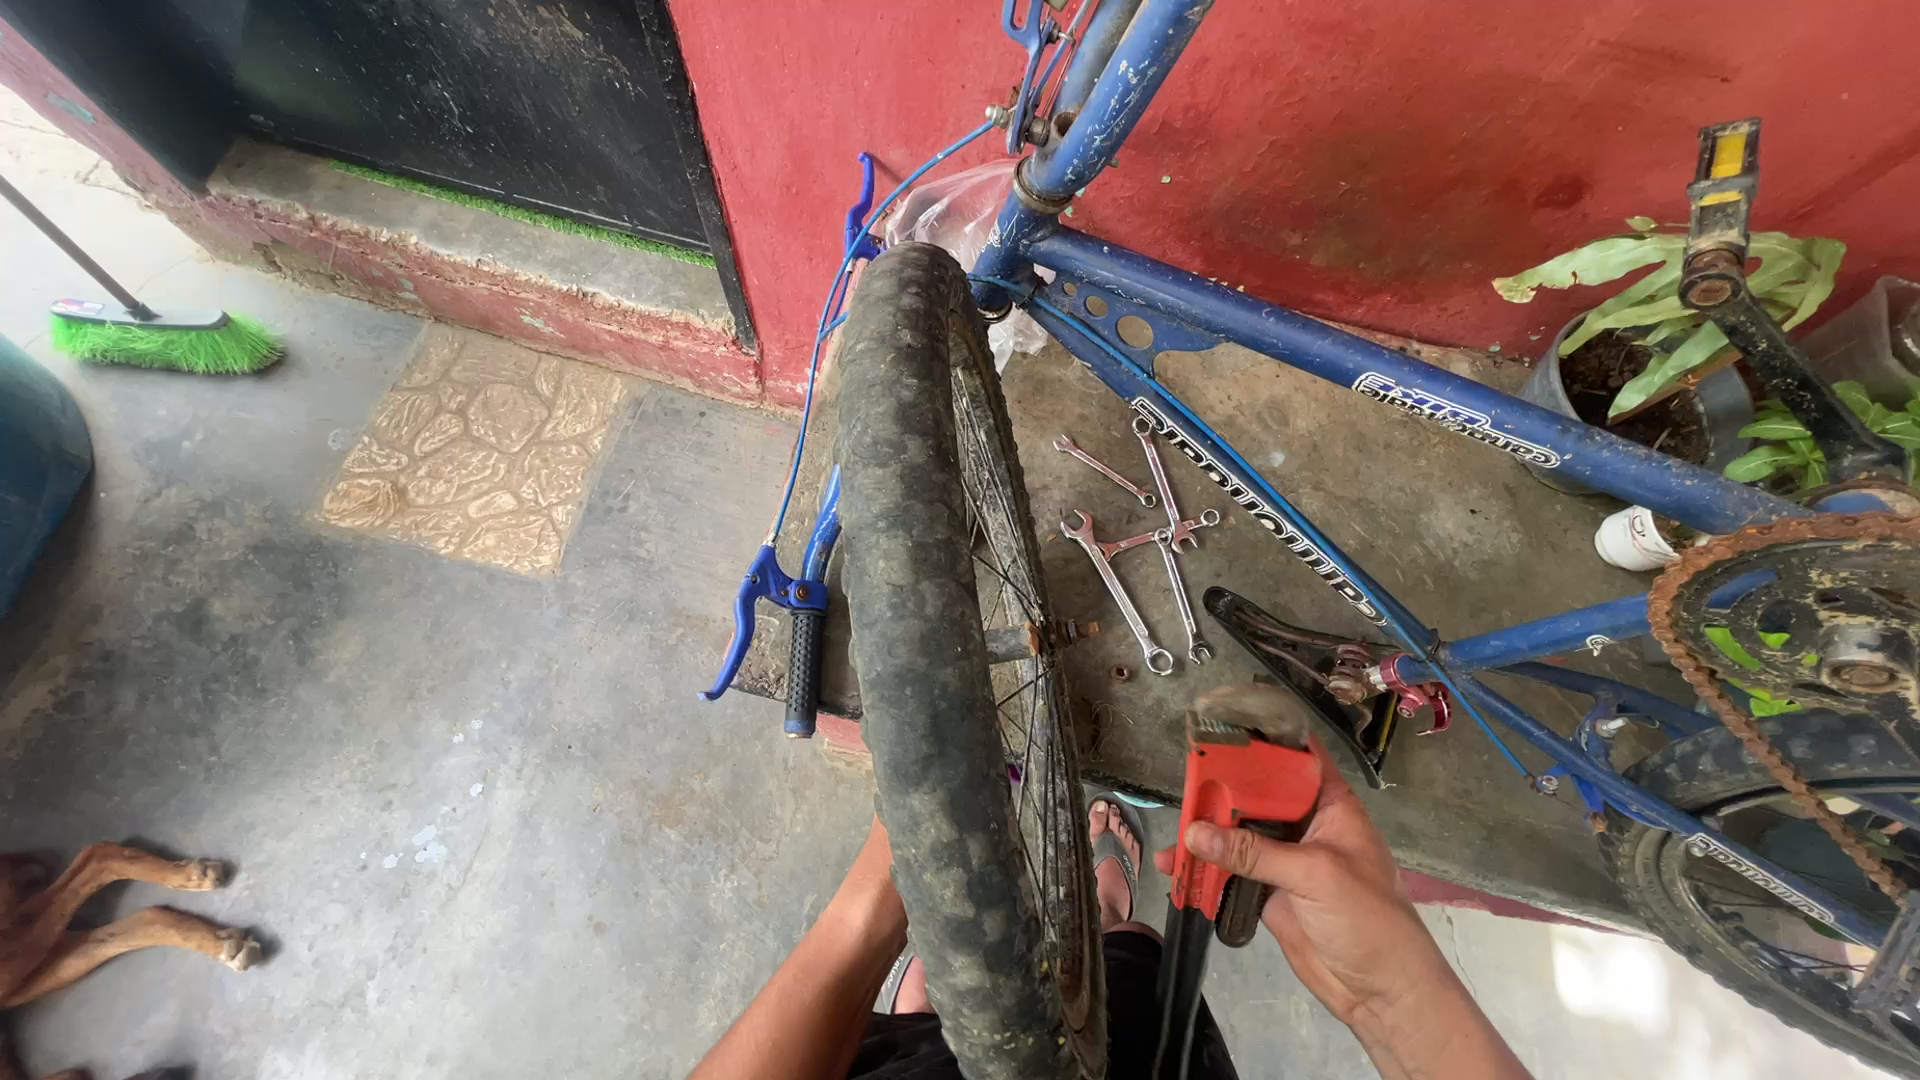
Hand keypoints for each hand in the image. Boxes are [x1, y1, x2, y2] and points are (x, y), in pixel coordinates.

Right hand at [1154, 737, 1453, 1027]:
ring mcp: (1284, 857)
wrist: (1383, 996)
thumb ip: (1253, 851)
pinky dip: (1204, 868)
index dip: (1264, 737)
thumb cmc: (1369, 920)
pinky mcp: (1266, 889)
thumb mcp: (1315, 874)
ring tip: (1175, 832)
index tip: (1223, 723)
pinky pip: (1229, 870)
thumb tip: (1193, 833)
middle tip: (1185, 778)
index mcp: (1330, 805)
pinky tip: (1176, 868)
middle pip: (1255, 793)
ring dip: (1206, 832)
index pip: (1296, 757)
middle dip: (1220, 787)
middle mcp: (1304, 824)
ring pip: (1237, 832)